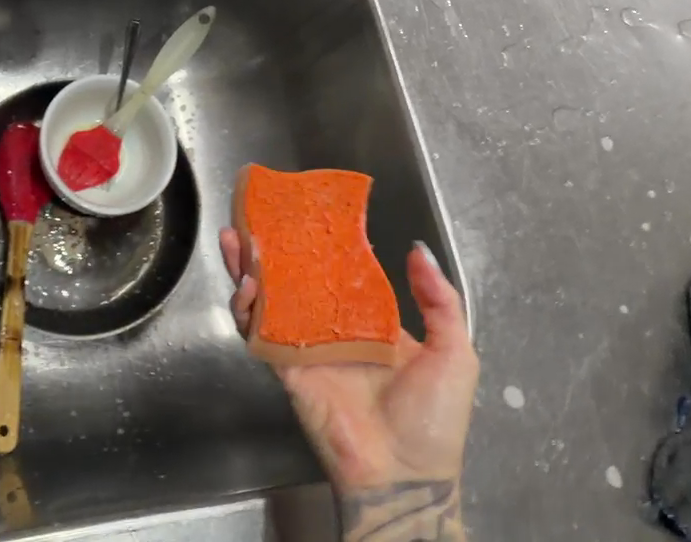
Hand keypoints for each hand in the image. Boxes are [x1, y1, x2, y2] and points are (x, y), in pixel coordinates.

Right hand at [221, 229, 477, 540]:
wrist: (405, 474)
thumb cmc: (434, 417)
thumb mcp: (454, 352)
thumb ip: (439, 299)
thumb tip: (418, 249)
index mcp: (367, 322)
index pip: (334, 273)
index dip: (314, 245)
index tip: (302, 216)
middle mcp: (330, 329)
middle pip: (290, 279)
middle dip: (267, 250)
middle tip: (248, 219)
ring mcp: (304, 347)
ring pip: (266, 299)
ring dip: (248, 270)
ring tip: (236, 242)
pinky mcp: (285, 366)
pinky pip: (259, 332)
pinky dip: (246, 308)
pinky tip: (246, 286)